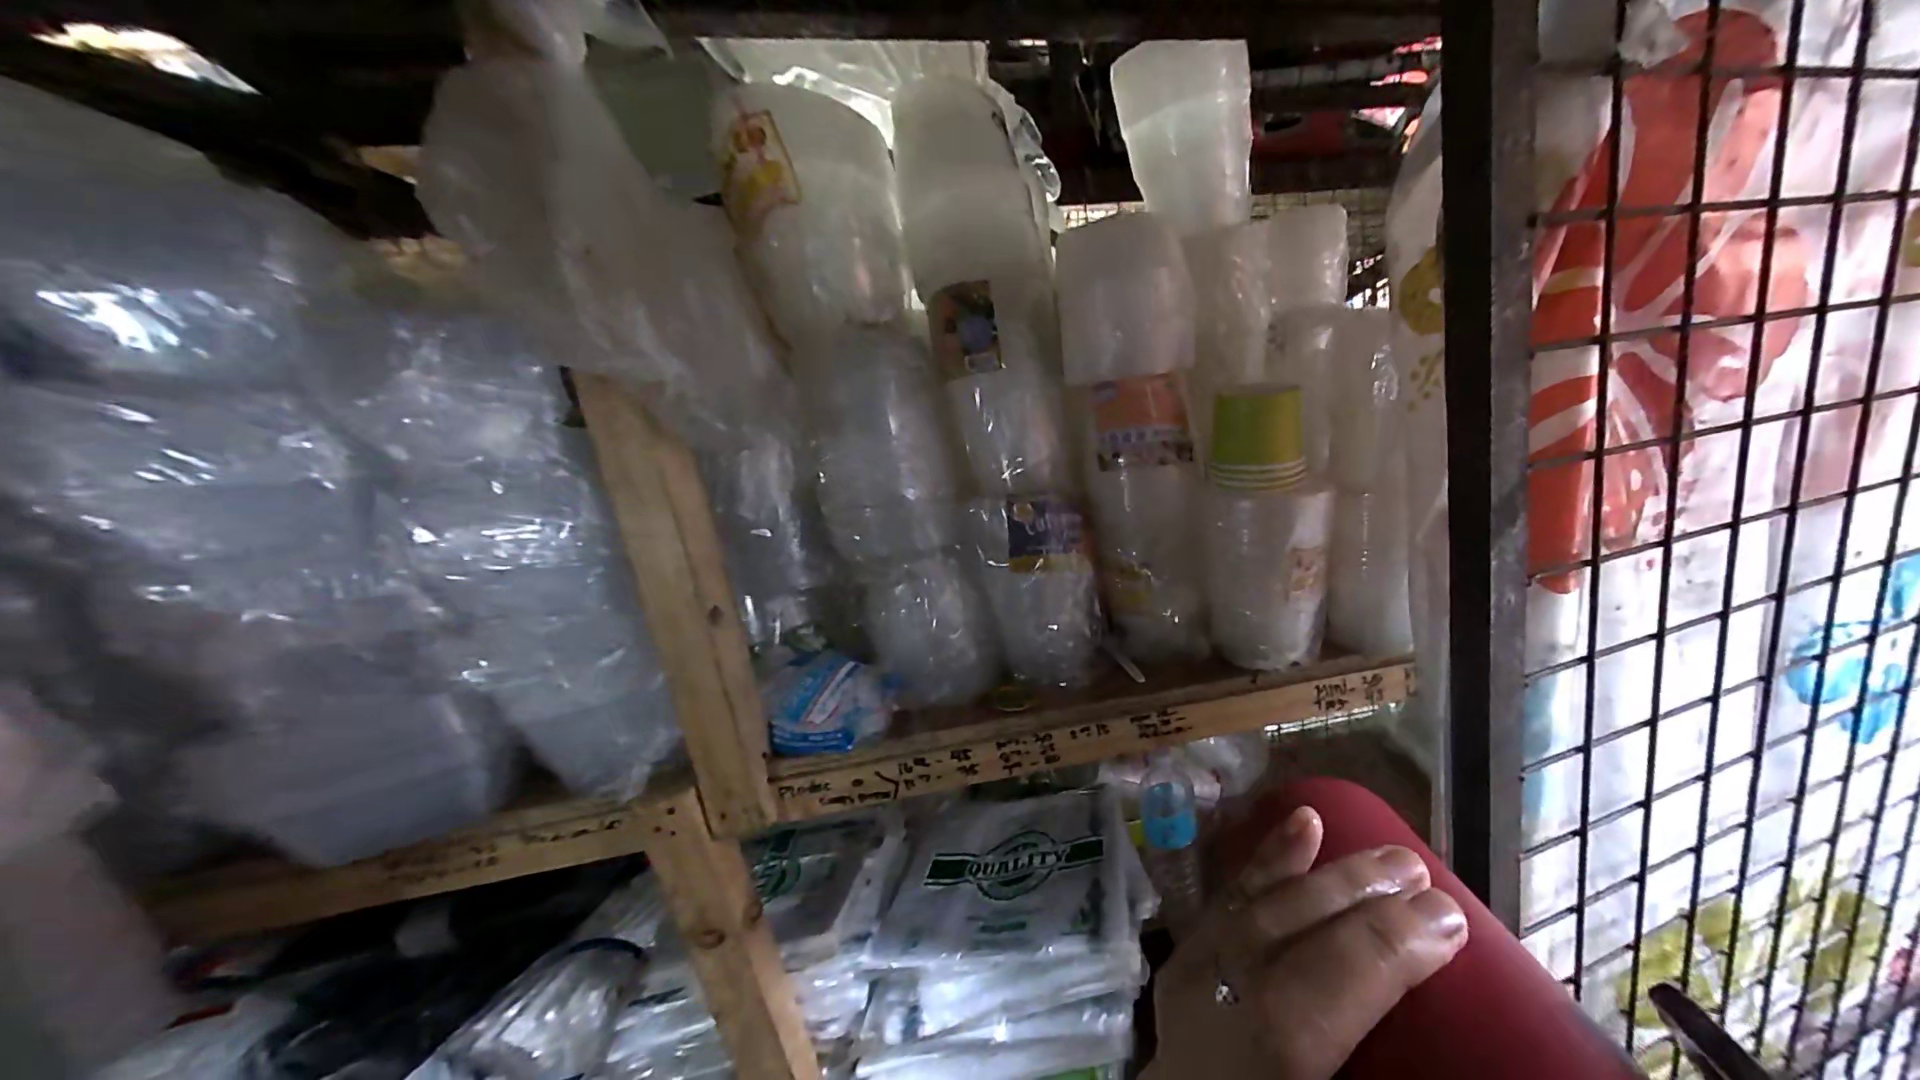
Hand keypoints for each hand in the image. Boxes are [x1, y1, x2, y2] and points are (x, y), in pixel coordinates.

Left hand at [1143, 806, 1469, 1079]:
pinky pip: (1223, 905)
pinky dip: (1260, 869)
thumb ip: (1381, 1055)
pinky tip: (1292, 830)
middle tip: (1415, 867)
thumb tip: (1452, 1035)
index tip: (1446, 916)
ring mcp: (1191, 973)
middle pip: (1289, 928)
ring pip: (1253, 905)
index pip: (1330, 977)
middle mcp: (1220, 999)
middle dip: (1353, 892)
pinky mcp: (1179, 960)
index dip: (1389, 941)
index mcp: (1271, 1045)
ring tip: (1367, 845)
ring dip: (1308, 868)